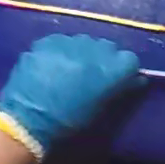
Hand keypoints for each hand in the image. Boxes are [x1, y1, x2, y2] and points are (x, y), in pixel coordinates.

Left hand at [0, 34, 142, 158]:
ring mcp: (68, 42)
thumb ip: (120, 91)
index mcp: (110, 69)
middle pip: (107, 47)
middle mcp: (93, 49)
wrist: (28, 121)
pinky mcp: (47, 41)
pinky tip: (52, 66)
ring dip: (82, 53)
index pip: (129, 59)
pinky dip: (60, 52)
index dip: (124, 69)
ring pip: (83, 42)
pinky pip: (61, 42)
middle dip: (103, 58)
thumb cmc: (69, 123)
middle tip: (92, 74)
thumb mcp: (101, 110)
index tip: (118, 79)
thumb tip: (136, 79)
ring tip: (70, 69)